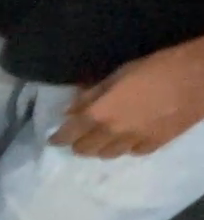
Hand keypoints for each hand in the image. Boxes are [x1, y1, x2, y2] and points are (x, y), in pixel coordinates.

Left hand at [52, 39, 203, 158]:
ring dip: (102, 148)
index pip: (66, 136)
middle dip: (79, 143)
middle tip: (82, 136)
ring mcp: (137, 138)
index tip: (56, 137)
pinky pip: (135, 153)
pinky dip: (129, 148)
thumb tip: (70, 111)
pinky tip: (131, 139)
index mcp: (99, 114)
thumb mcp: (120, 74)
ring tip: (105, 138)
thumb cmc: (164, 65)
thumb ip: (91, 95)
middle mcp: (113, 131)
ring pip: (107, 154)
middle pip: (84, 150)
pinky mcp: (160, 140)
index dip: (58, 138)